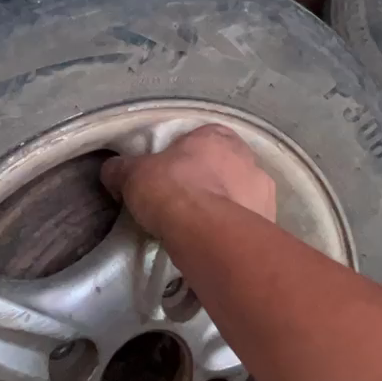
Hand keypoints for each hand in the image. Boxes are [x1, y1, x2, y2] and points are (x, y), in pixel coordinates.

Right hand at [101, 124, 277, 232]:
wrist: (208, 233)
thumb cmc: (172, 190)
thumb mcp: (134, 175)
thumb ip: (122, 169)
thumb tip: (111, 170)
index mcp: (217, 135)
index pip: (202, 139)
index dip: (186, 157)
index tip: (170, 177)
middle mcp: (247, 157)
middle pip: (224, 167)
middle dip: (209, 183)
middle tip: (186, 205)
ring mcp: (263, 191)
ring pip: (240, 196)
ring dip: (226, 208)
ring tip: (201, 231)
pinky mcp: (270, 223)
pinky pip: (249, 225)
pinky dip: (235, 232)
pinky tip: (217, 246)